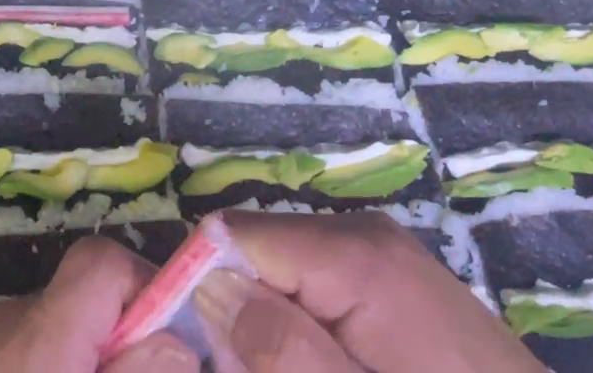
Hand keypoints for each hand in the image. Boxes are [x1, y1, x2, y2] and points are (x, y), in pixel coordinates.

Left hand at [0, 237, 198, 372]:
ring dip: (88, 352)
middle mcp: (5, 321)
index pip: (102, 262)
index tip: (174, 343)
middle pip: (83, 295)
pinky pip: (24, 349)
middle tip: (143, 372)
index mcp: (39, 335)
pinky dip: (53, 362)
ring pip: (56, 326)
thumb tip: (178, 337)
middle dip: (124, 332)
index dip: (147, 288)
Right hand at [193, 211, 543, 372]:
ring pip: (279, 273)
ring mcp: (381, 252)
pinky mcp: (394, 278)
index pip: (232, 236)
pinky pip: (315, 288)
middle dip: (236, 316)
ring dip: (268, 329)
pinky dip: (302, 329)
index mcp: (353, 254)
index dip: (201, 288)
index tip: (199, 353)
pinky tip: (324, 367)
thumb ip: (284, 351)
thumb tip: (207, 287)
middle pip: (253, 253)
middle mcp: (362, 233)